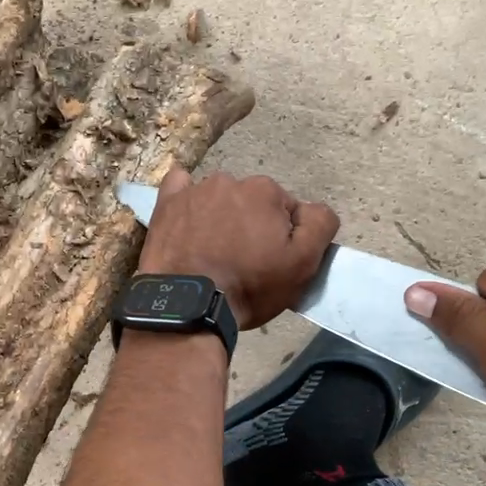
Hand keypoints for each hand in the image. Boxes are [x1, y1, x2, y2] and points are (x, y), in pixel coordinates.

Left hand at [136, 168, 339, 329]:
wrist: (188, 303)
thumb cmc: (248, 285)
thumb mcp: (303, 263)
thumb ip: (320, 224)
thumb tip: (311, 209)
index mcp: (265, 191)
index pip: (285, 210)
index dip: (282, 237)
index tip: (270, 260)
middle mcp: (229, 181)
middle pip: (250, 203)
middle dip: (250, 225)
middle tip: (242, 261)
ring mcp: (193, 191)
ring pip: (218, 200)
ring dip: (220, 217)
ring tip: (211, 252)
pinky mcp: (165, 205)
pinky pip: (179, 187)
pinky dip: (185, 198)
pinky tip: (186, 214)